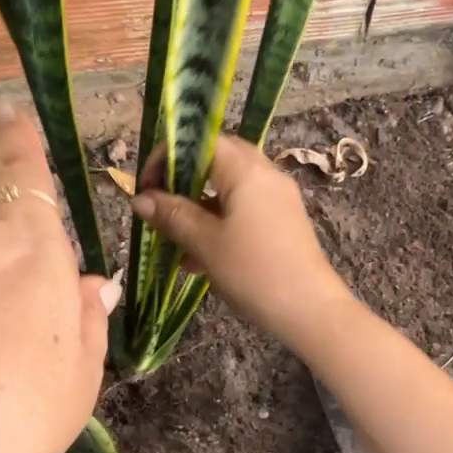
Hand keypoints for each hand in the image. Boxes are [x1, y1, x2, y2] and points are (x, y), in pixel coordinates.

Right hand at [130, 135, 353, 340]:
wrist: (312, 311)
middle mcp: (266, 176)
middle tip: (160, 212)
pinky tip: (200, 262)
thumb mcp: (207, 244)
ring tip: (175, 246)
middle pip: (216, 165)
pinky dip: (221, 229)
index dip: (168, 158)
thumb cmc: (255, 273)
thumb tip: (140, 199)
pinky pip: (246, 215)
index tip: (147, 189)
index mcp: (246, 170)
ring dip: (199, 213)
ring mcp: (280, 202)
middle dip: (183, 187)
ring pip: (230, 194)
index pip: (201, 141)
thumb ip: (173, 217)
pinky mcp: (286, 226)